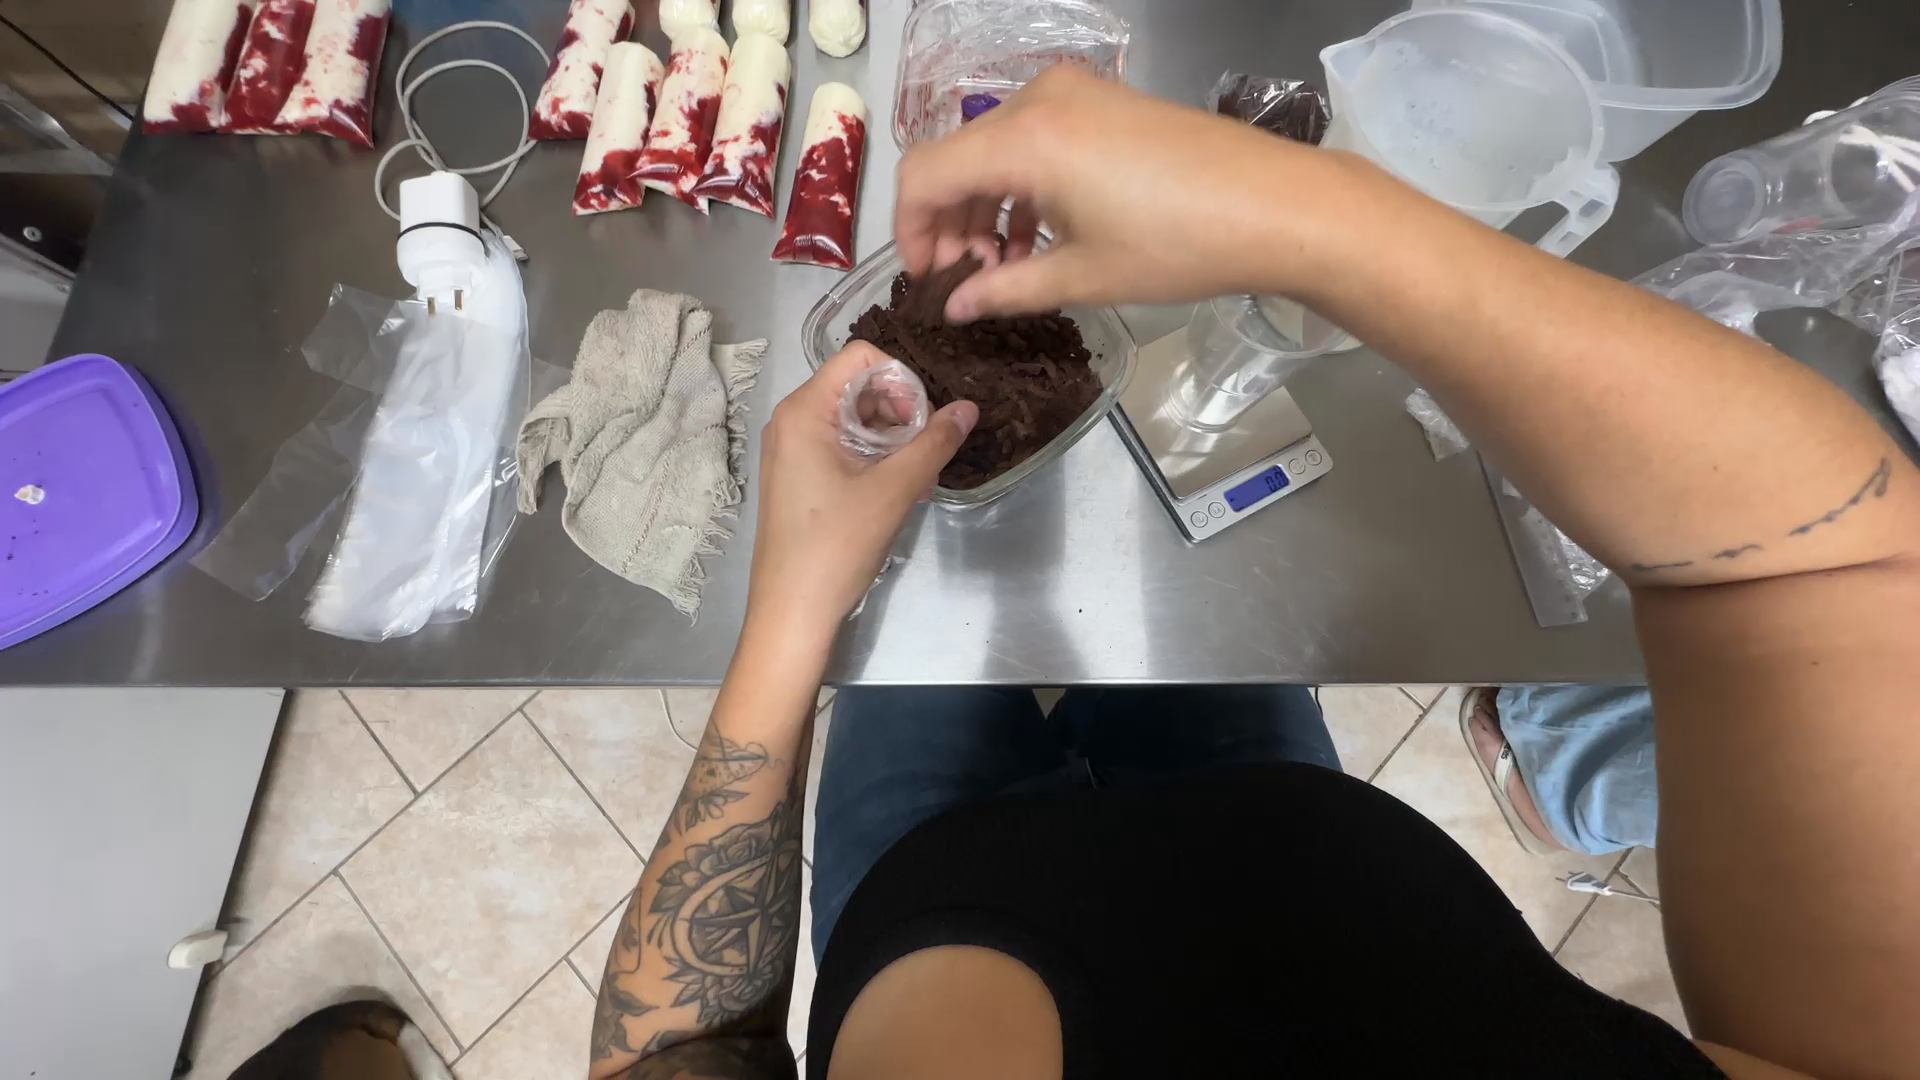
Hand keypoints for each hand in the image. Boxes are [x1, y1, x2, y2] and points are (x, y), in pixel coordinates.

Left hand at [744, 342, 977, 645]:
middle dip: (902, 412)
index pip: (861, 357)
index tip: (924, 420)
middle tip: (928, 453)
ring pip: (856, 420)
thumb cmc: (836, 545)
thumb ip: (934, 443)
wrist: (792, 611)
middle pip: (859, 387)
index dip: (902, 378)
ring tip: (920, 477)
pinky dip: (876, 459)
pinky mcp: (800, 477)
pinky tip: (901, 490)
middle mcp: (792, 421)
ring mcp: (793, 450)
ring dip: (895, 440)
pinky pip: (844, 447)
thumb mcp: (894, 490)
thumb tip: (969, 408)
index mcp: (805, 411)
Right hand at [894, 66, 1340, 320]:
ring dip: (984, 209)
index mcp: (1025, 139)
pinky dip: (1020, 190)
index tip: (927, 278)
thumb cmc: (1175, 247)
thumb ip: (1004, 289)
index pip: (925, 174)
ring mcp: (1075, 95)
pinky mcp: (1101, 104)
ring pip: (993, 151)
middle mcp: (1039, 100)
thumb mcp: (1080, 277)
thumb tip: (955, 308)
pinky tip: (1034, 237)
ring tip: (1002, 268)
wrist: (1273, 207)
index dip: (910, 230)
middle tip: (964, 280)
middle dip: (948, 223)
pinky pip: (1033, 143)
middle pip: (956, 159)